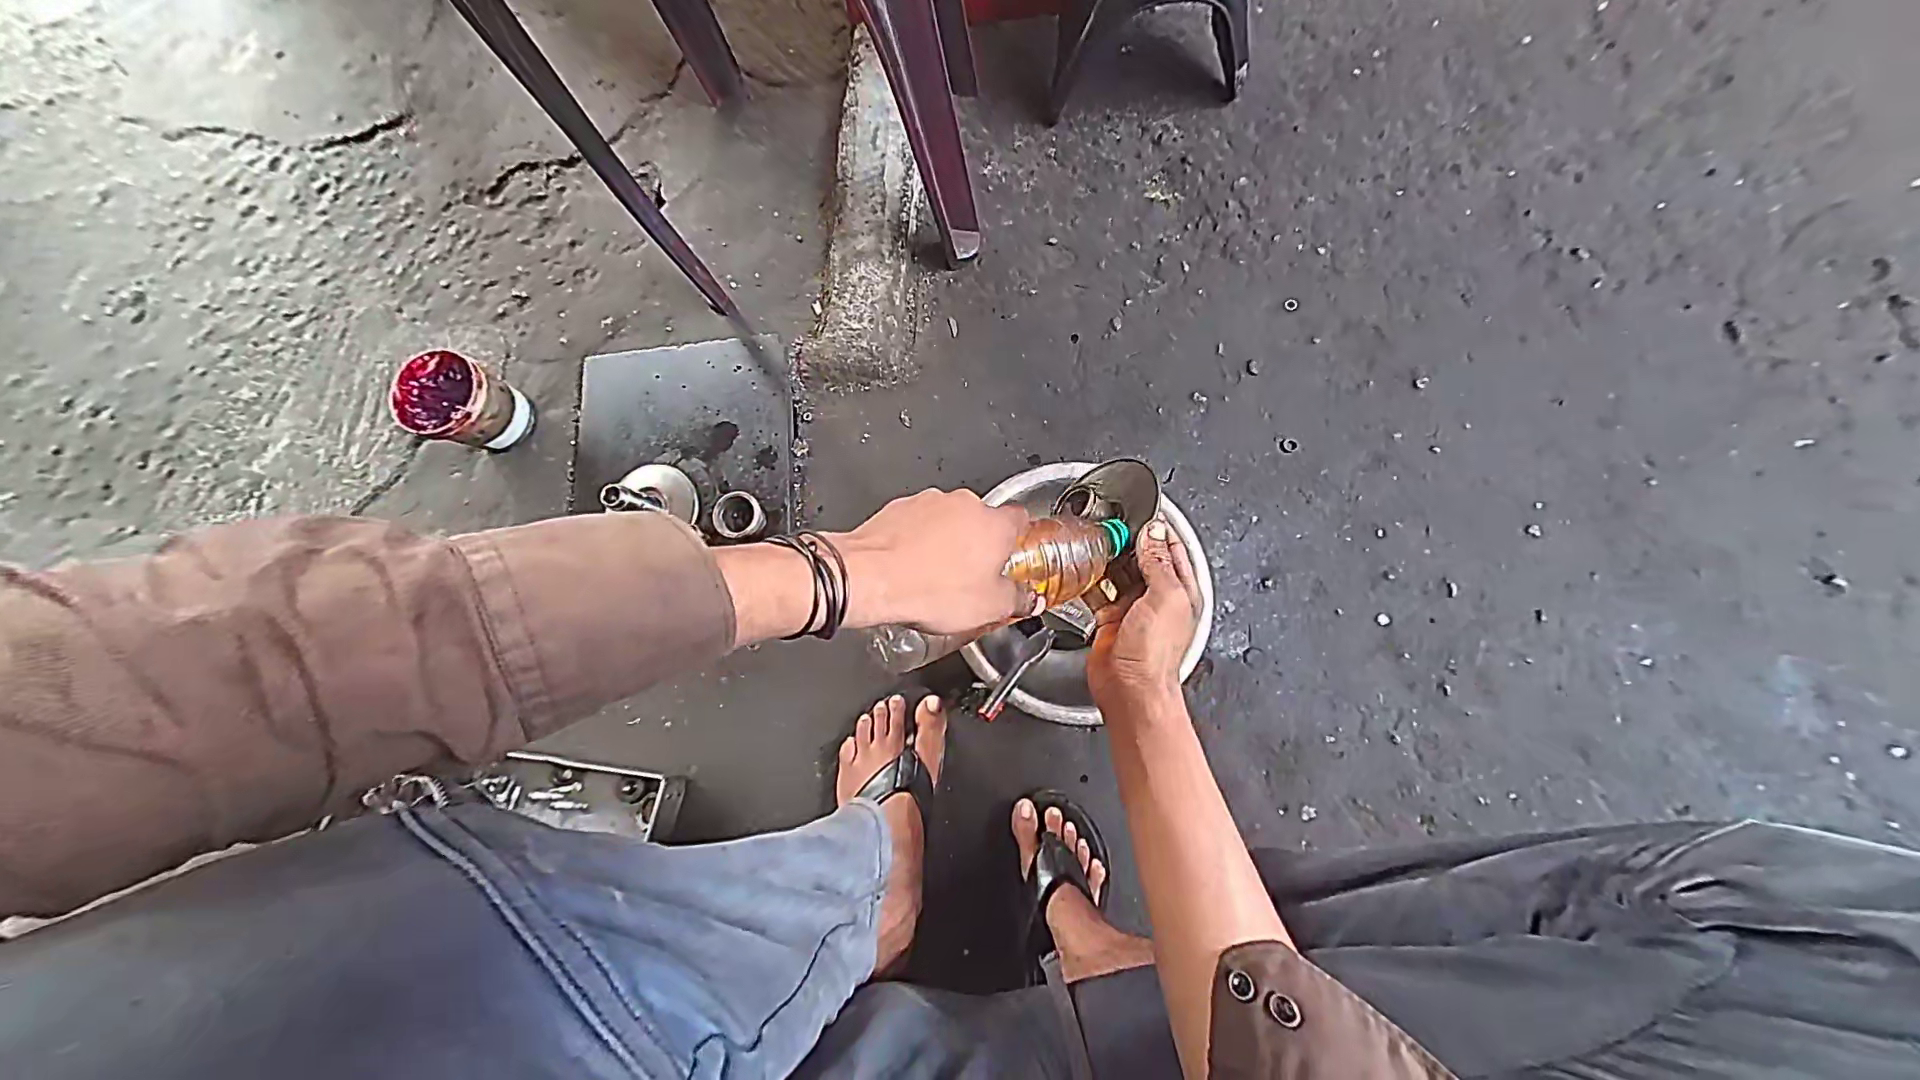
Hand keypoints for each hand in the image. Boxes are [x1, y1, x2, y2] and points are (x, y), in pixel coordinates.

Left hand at [830, 488, 1031, 634]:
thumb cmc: (927, 589)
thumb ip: (1017, 599)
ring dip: (947, 541)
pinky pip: (918, 522)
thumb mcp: (988, 608)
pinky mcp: (900, 507)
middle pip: (982, 520)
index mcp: (995, 525)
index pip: (1021, 518)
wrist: (870, 577)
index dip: (1020, 536)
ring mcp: (930, 503)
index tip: (1015, 551)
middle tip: (973, 574)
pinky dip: (918, 539)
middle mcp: (965, 505)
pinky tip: (912, 565)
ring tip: (937, 574)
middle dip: (979, 544)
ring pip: (949, 520)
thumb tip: (1028, 599)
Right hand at [1088, 518, 1200, 701]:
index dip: (1159, 528)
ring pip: (1119, 572)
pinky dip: (1090, 581)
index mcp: (1182, 590)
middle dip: (1130, 540)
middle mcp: (1158, 598)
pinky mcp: (1110, 620)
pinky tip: (1082, 570)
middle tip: (1112, 525)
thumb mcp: (1166, 597)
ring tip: (1095, 542)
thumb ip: (1158, 563)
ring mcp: (1133, 609)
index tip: (1143, 512)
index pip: (1172, 549)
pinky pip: (1098, 592)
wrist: (1131, 690)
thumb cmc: (1155, 655)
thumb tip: (1153, 533)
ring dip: (1109, 559)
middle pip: (1144, 558)